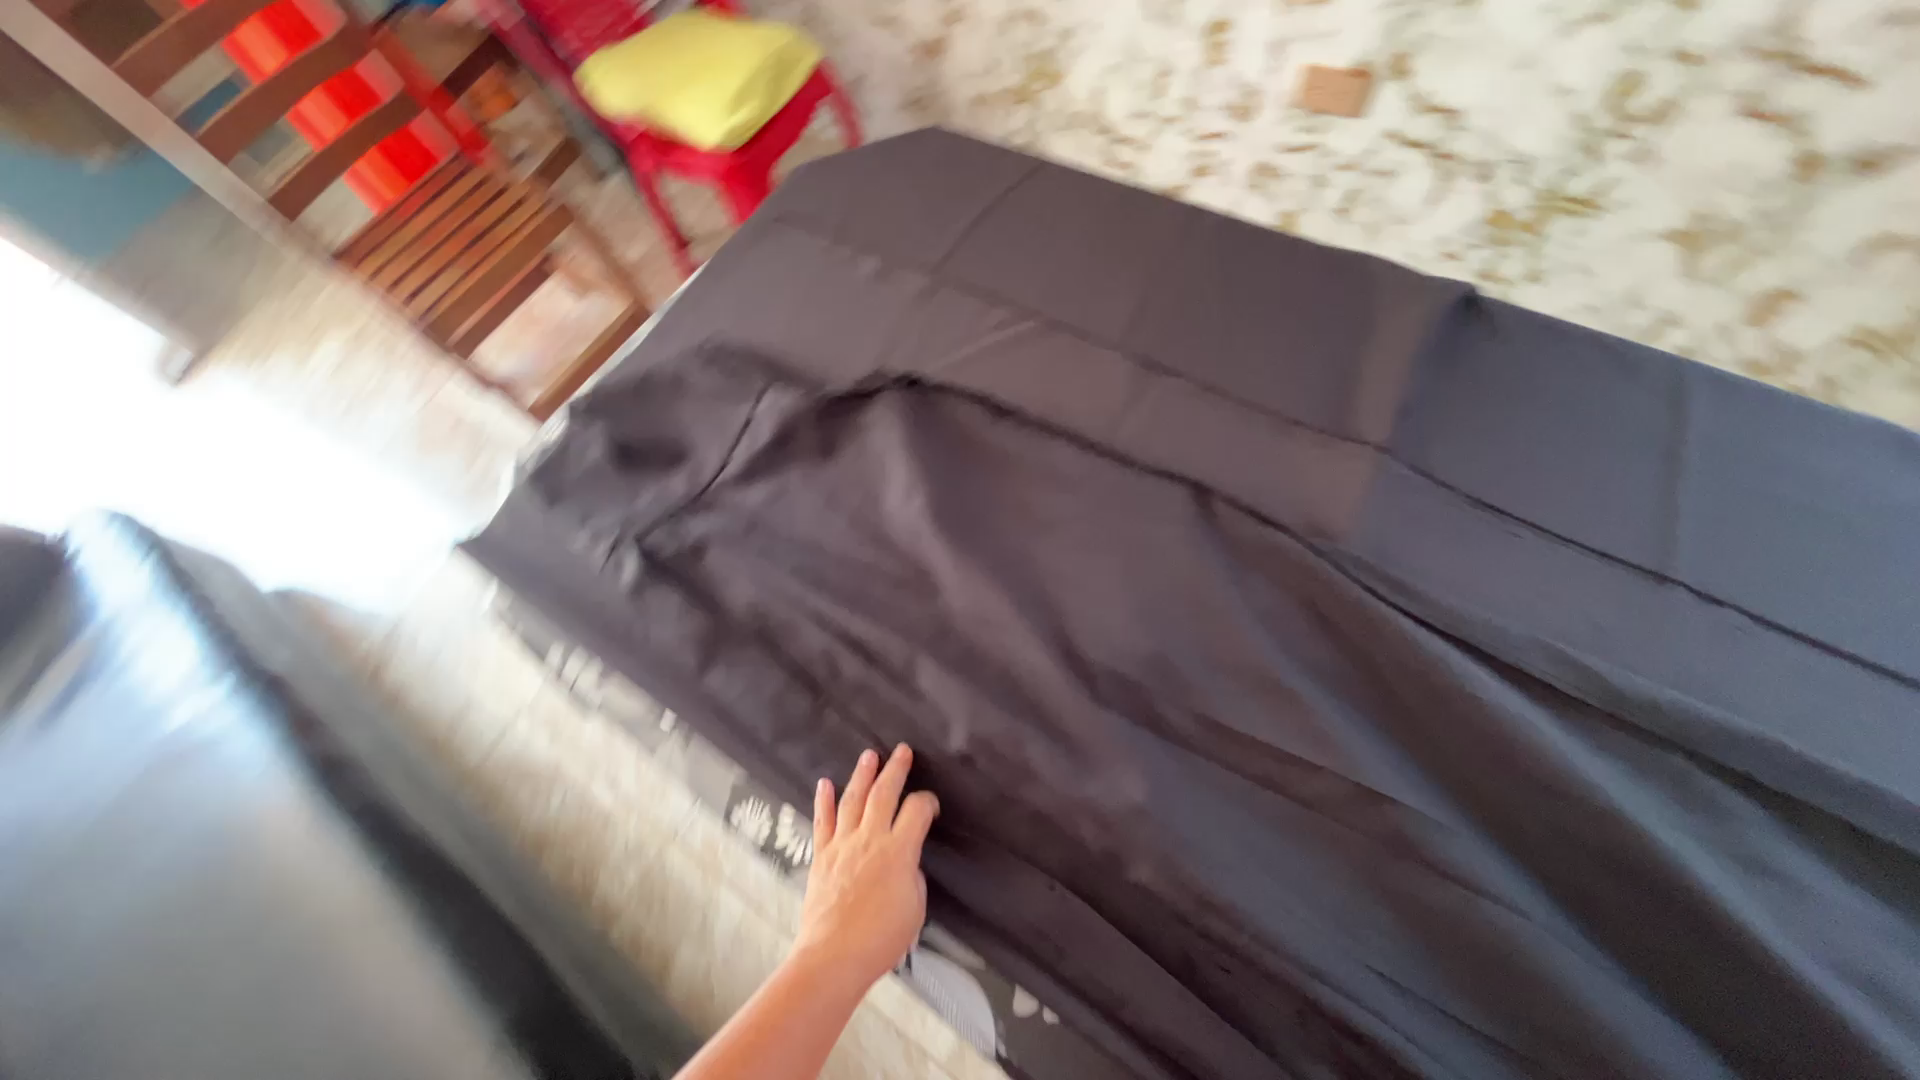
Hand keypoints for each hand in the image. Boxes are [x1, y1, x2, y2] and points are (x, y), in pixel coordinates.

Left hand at [791, 744, 939, 994]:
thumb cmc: (880, 939)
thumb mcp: (915, 908)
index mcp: (899, 851)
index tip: (931, 805)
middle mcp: (870, 839)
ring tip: (868, 755)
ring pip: (853, 799)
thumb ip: (912, 877)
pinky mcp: (821, 857)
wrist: (834, 956)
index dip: (927, 802)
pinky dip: (824, 801)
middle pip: (884, 793)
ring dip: (862, 775)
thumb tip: (904, 865)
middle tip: (901, 751)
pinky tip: (825, 784)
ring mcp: (843, 845)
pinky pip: (822, 822)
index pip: (917, 810)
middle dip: (895, 769)